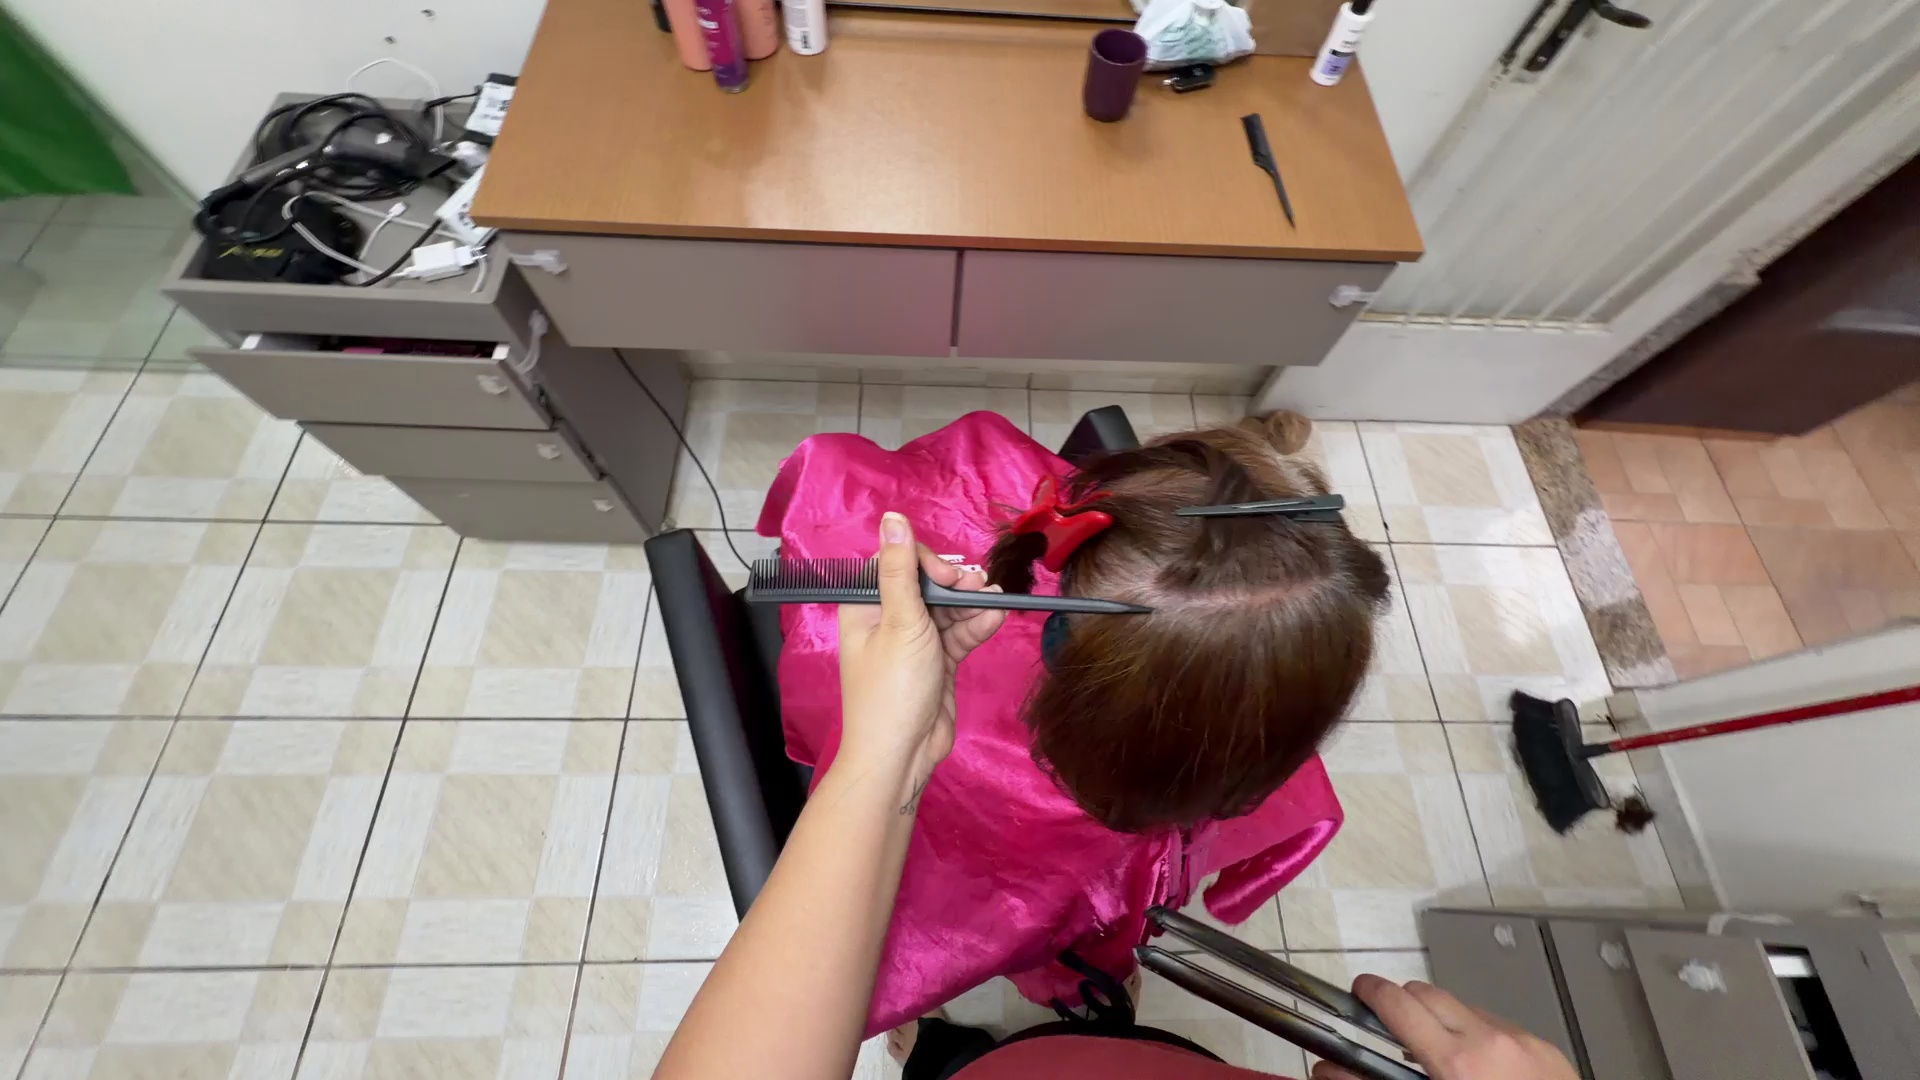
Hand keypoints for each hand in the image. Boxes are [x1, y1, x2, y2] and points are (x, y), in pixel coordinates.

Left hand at [836, 512, 1005, 810]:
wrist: (902, 755)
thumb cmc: (892, 687)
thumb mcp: (900, 623)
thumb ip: (901, 569)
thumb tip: (892, 516)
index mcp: (866, 606)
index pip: (895, 563)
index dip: (924, 561)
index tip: (947, 576)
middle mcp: (888, 619)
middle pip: (926, 584)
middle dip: (954, 582)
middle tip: (977, 587)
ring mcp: (914, 641)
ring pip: (947, 608)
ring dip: (971, 603)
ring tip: (996, 600)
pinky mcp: (937, 661)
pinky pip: (958, 634)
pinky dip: (975, 626)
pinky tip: (995, 619)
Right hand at [1311, 977, 1578, 1079]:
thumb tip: (1324, 1069)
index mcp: (1455, 1062)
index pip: (1394, 999)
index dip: (1368, 991)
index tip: (1358, 995)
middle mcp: (1489, 1040)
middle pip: (1423, 992)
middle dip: (1404, 1006)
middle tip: (1395, 1033)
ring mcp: (1523, 1041)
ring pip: (1460, 1006)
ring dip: (1444, 1022)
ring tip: (1444, 1058)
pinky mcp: (1550, 1050)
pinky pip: (1498, 1025)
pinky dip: (1482, 1038)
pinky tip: (1486, 1072)